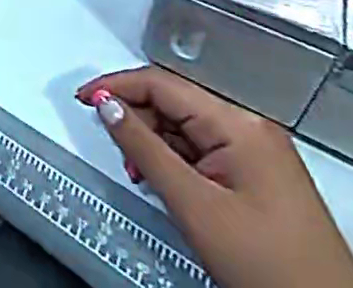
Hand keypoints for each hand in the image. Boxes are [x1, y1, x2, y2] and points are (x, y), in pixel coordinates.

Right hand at [78, 67, 352, 287]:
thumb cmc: (269, 269)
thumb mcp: (193, 205)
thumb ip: (144, 148)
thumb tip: (107, 105)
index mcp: (239, 124)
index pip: (163, 83)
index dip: (117, 86)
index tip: (83, 98)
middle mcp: (250, 127)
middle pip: (175, 102)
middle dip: (137, 118)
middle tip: (111, 145)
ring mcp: (258, 150)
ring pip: (187, 127)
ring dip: (154, 143)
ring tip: (138, 173)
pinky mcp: (259, 174)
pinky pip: (204, 149)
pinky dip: (176, 161)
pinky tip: (164, 182)